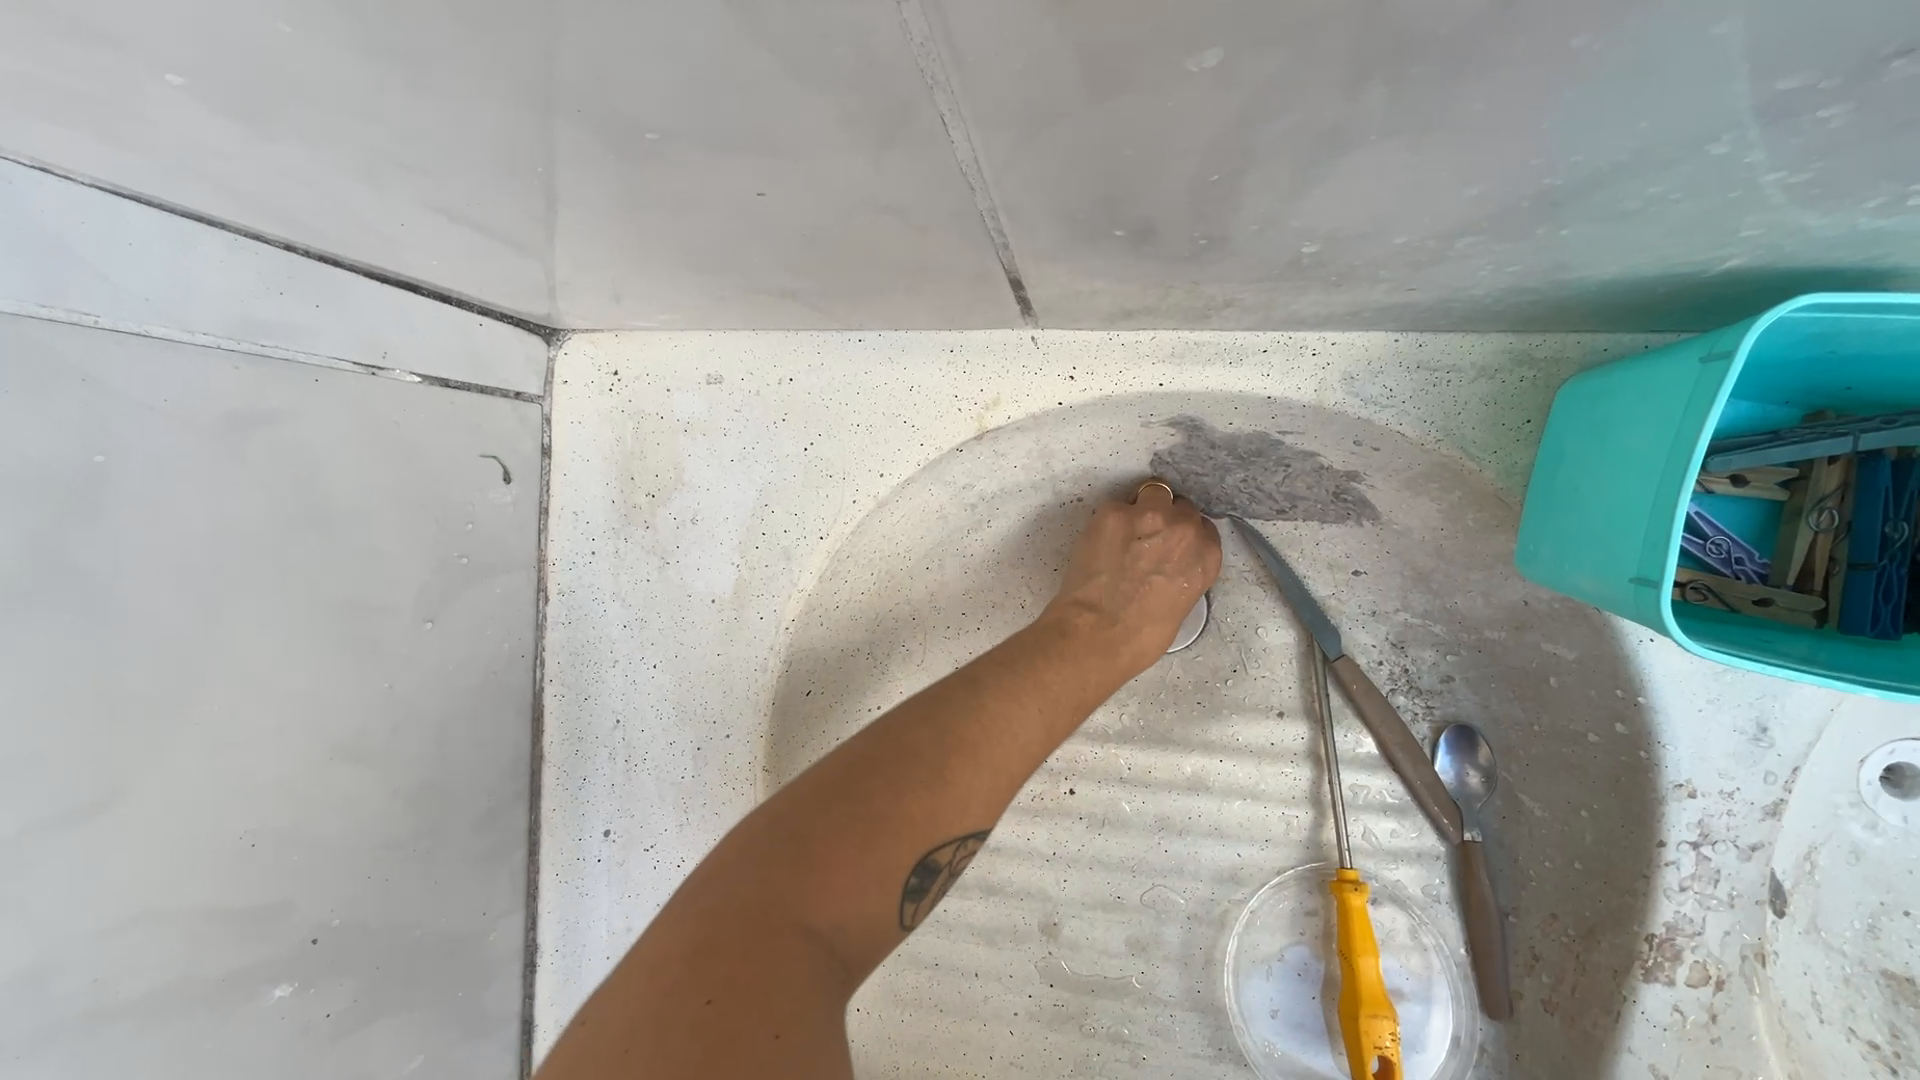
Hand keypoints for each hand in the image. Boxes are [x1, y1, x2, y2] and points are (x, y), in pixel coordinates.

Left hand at [1040, 480, 1222, 675]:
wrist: (1099, 632)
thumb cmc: (1141, 635)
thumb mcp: (1182, 604)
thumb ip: (1183, 573)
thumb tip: (1166, 565)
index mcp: (1207, 555)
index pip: (1203, 527)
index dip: (1183, 533)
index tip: (1170, 543)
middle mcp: (1184, 529)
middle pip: (1180, 506)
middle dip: (1165, 518)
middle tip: (1145, 537)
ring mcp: (1148, 515)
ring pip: (1152, 493)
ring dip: (1141, 508)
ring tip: (1123, 532)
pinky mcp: (1113, 512)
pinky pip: (1115, 506)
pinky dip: (1109, 520)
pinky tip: (1100, 542)